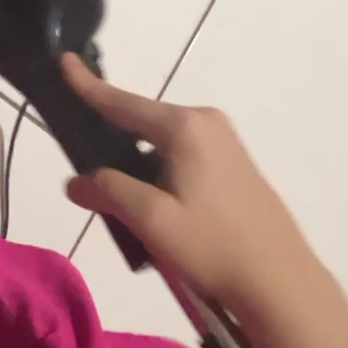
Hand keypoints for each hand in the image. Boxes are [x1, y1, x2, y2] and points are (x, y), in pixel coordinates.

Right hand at [59, 54, 320, 309]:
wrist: (283, 286)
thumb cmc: (214, 247)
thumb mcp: (150, 220)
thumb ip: (107, 192)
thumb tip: (75, 182)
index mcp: (185, 127)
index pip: (122, 102)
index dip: (88, 84)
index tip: (63, 60)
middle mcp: (206, 123)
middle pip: (140, 122)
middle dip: (110, 141)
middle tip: (87, 176)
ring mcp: (224, 142)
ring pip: (159, 143)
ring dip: (135, 164)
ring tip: (122, 205)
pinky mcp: (233, 165)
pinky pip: (179, 156)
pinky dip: (157, 173)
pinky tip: (154, 208)